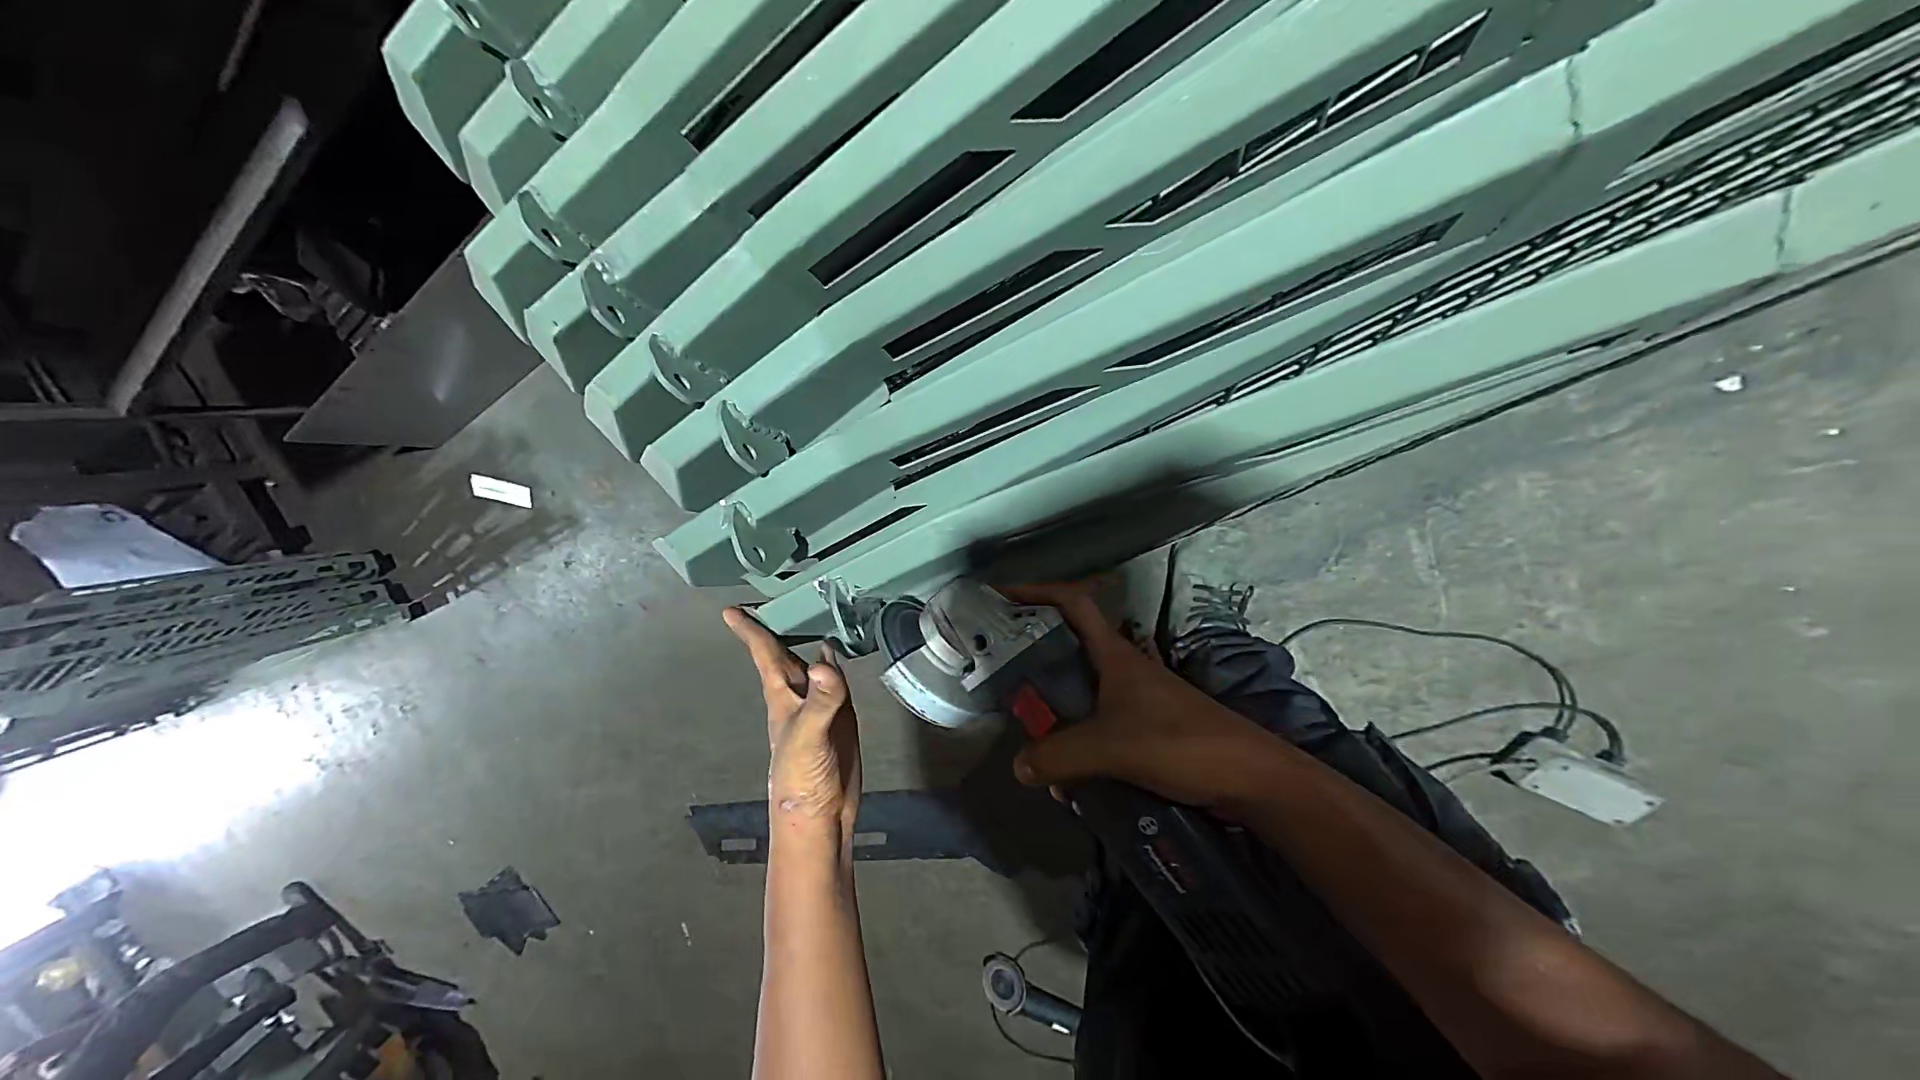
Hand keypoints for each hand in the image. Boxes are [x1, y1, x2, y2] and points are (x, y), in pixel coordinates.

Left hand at [724, 608, 862, 836]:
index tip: (732, 610)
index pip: (764, 655)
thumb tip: (824, 660)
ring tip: (811, 615)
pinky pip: (835, 683)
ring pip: (810, 666)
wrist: (821, 817)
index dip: (750, 631)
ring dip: (807, 643)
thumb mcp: (808, 737)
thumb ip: (820, 700)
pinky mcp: (840, 718)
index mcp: (782, 697)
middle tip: (778, 600)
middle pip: (785, 654)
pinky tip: (838, 654)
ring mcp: (819, 707)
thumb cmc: (801, 779)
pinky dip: (835, 665)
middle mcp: (798, 696)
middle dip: (778, 629)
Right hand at [1002, 583, 1285, 813]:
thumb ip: (1059, 755)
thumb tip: (1019, 767)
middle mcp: (1123, 670)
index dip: (1035, 592)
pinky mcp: (1146, 729)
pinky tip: (1070, 780)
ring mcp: (1136, 700)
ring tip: (1029, 738)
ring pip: (1081, 693)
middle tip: (999, 672)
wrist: (1250, 777)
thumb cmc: (1180, 743)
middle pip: (1069, 647)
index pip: (1072, 603)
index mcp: (1115, 655)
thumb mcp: (1111, 747)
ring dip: (1054, 712)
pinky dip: (1078, 745)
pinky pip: (1098, 727)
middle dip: (1033, 656)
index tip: (1000, 597)